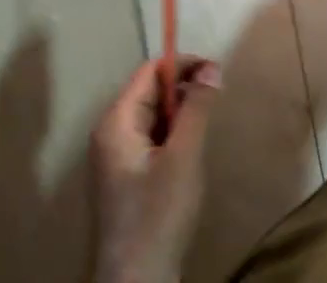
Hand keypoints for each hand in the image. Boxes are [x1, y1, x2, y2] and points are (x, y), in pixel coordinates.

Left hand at [91, 56, 220, 282]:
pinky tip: (191, 152)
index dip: (183, 64)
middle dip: (184, 88)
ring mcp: (114, 158)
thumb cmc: (157, 214)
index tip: (217, 71)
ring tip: (207, 125)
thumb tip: (211, 69)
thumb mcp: (184, 156)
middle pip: (149, 92)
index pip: (149, 72)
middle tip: (217, 98)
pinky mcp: (125, 179)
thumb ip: (197, 108)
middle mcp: (109, 134)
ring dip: (181, 112)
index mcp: (115, 123)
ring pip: (152, 116)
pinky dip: (173, 134)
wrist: (133, 281)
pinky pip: (151, 139)